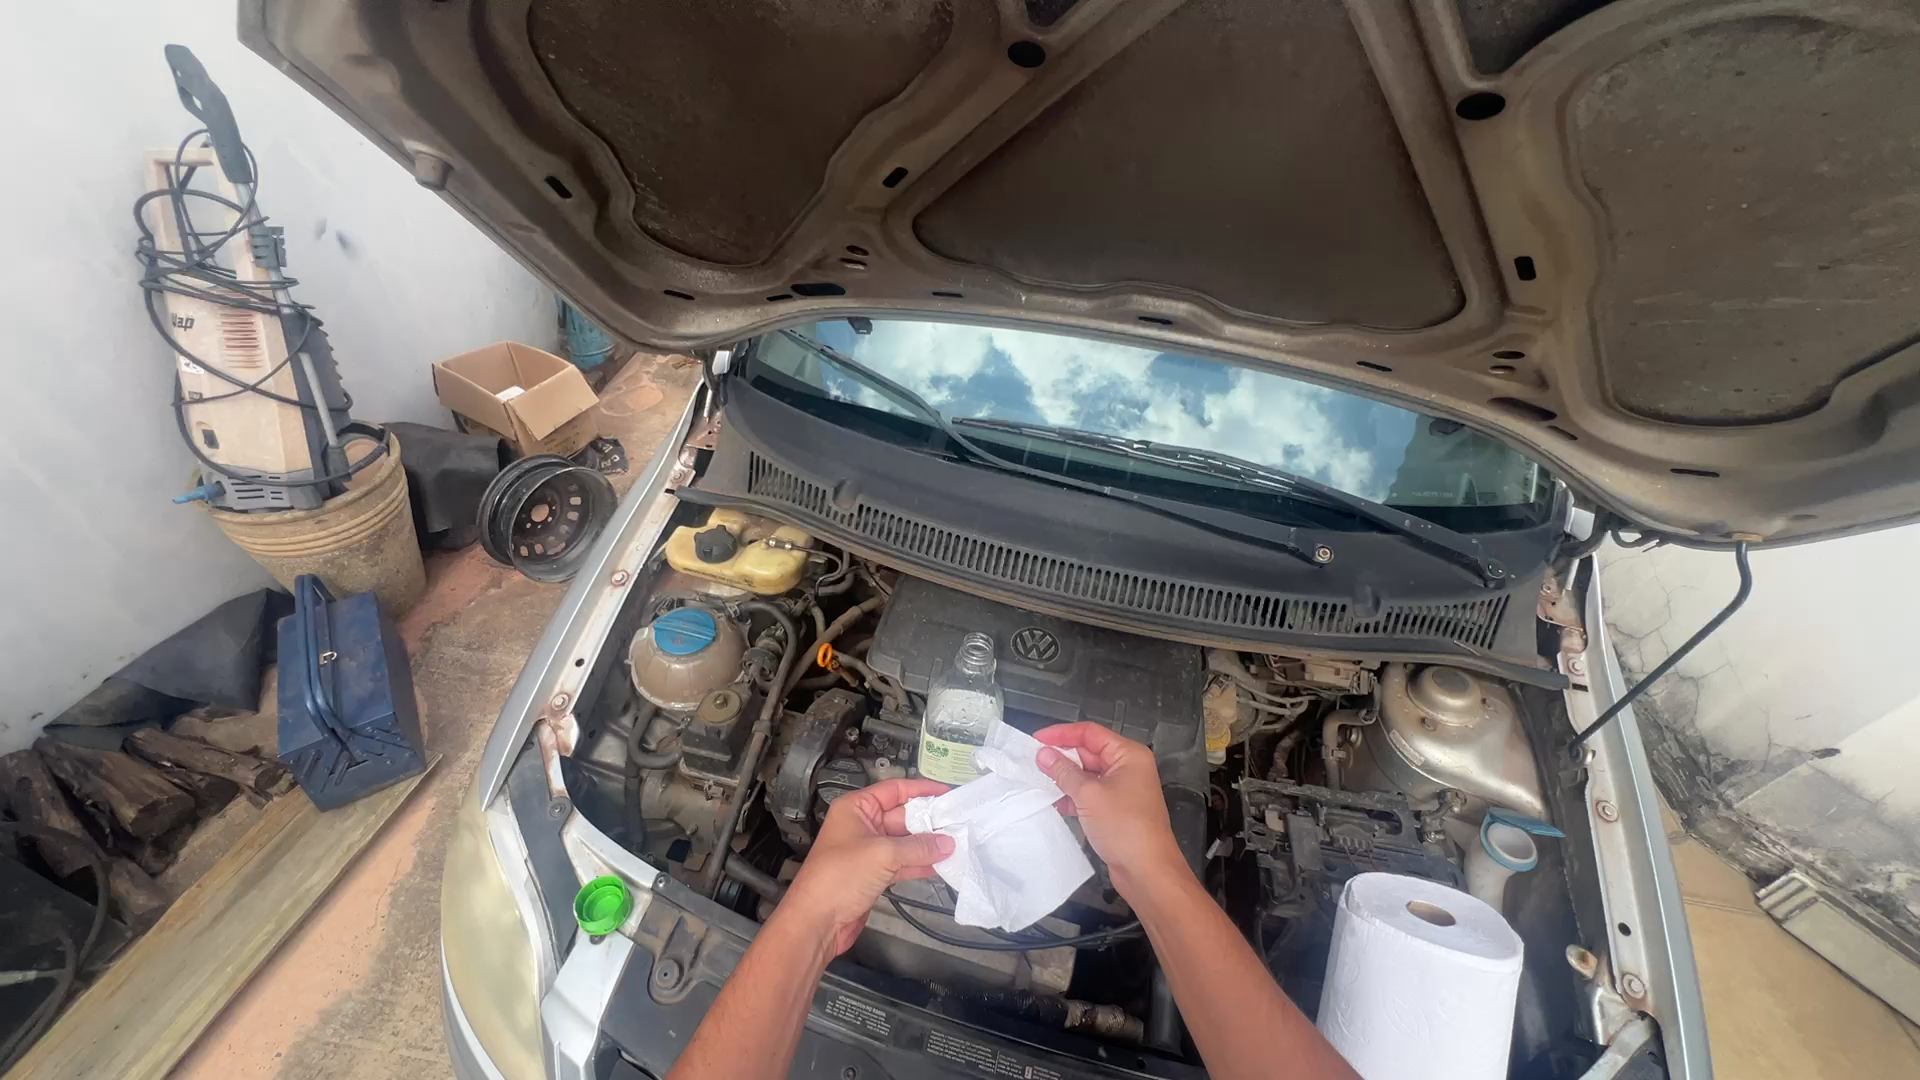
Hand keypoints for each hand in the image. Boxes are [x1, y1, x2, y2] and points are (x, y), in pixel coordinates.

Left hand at [778, 778, 954, 956]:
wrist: (816, 922)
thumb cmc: (839, 877)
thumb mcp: (882, 854)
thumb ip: (918, 847)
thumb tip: (947, 843)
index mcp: (857, 808)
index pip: (894, 790)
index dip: (921, 790)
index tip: (946, 793)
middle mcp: (862, 824)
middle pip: (902, 816)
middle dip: (928, 821)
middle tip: (957, 823)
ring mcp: (868, 850)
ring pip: (904, 841)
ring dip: (927, 845)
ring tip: (955, 844)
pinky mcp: (873, 874)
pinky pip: (901, 862)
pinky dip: (919, 863)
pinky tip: (940, 864)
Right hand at [1033, 723, 1185, 897]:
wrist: (1147, 871)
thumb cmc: (1124, 826)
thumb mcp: (1089, 794)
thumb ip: (1064, 771)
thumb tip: (1043, 754)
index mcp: (1128, 754)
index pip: (1089, 733)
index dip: (1061, 734)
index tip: (1036, 739)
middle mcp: (1128, 767)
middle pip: (1089, 752)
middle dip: (1062, 757)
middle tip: (1034, 761)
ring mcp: (1123, 789)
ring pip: (1088, 774)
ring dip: (1065, 777)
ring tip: (1039, 780)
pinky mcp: (1116, 809)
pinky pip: (1091, 793)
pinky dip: (1073, 796)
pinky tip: (1055, 802)